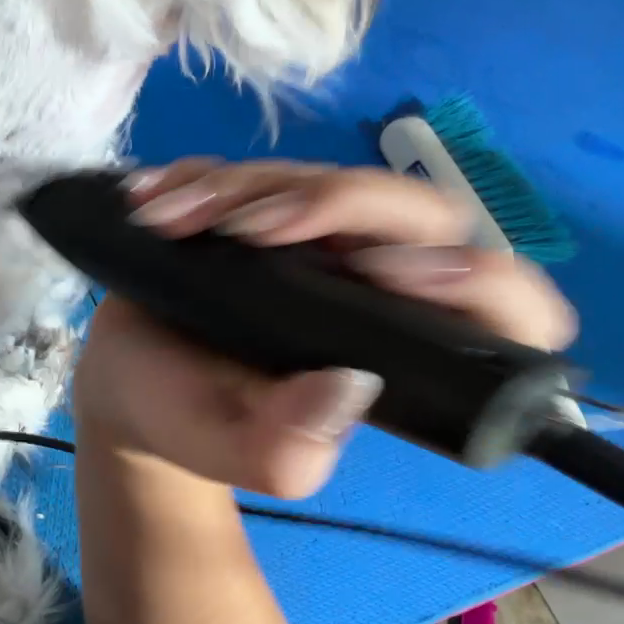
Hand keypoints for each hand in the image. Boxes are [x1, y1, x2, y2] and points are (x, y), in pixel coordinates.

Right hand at [72, 158, 577, 498]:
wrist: (123, 386)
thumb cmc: (186, 423)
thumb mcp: (235, 455)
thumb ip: (288, 452)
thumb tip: (347, 386)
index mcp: (404, 350)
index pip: (500, 306)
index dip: (470, 278)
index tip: (379, 272)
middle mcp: (377, 284)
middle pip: (412, 210)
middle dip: (329, 202)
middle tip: (243, 227)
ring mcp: (316, 240)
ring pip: (316, 176)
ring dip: (236, 189)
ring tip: (164, 222)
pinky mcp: (258, 209)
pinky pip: (247, 169)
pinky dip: (195, 174)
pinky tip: (148, 196)